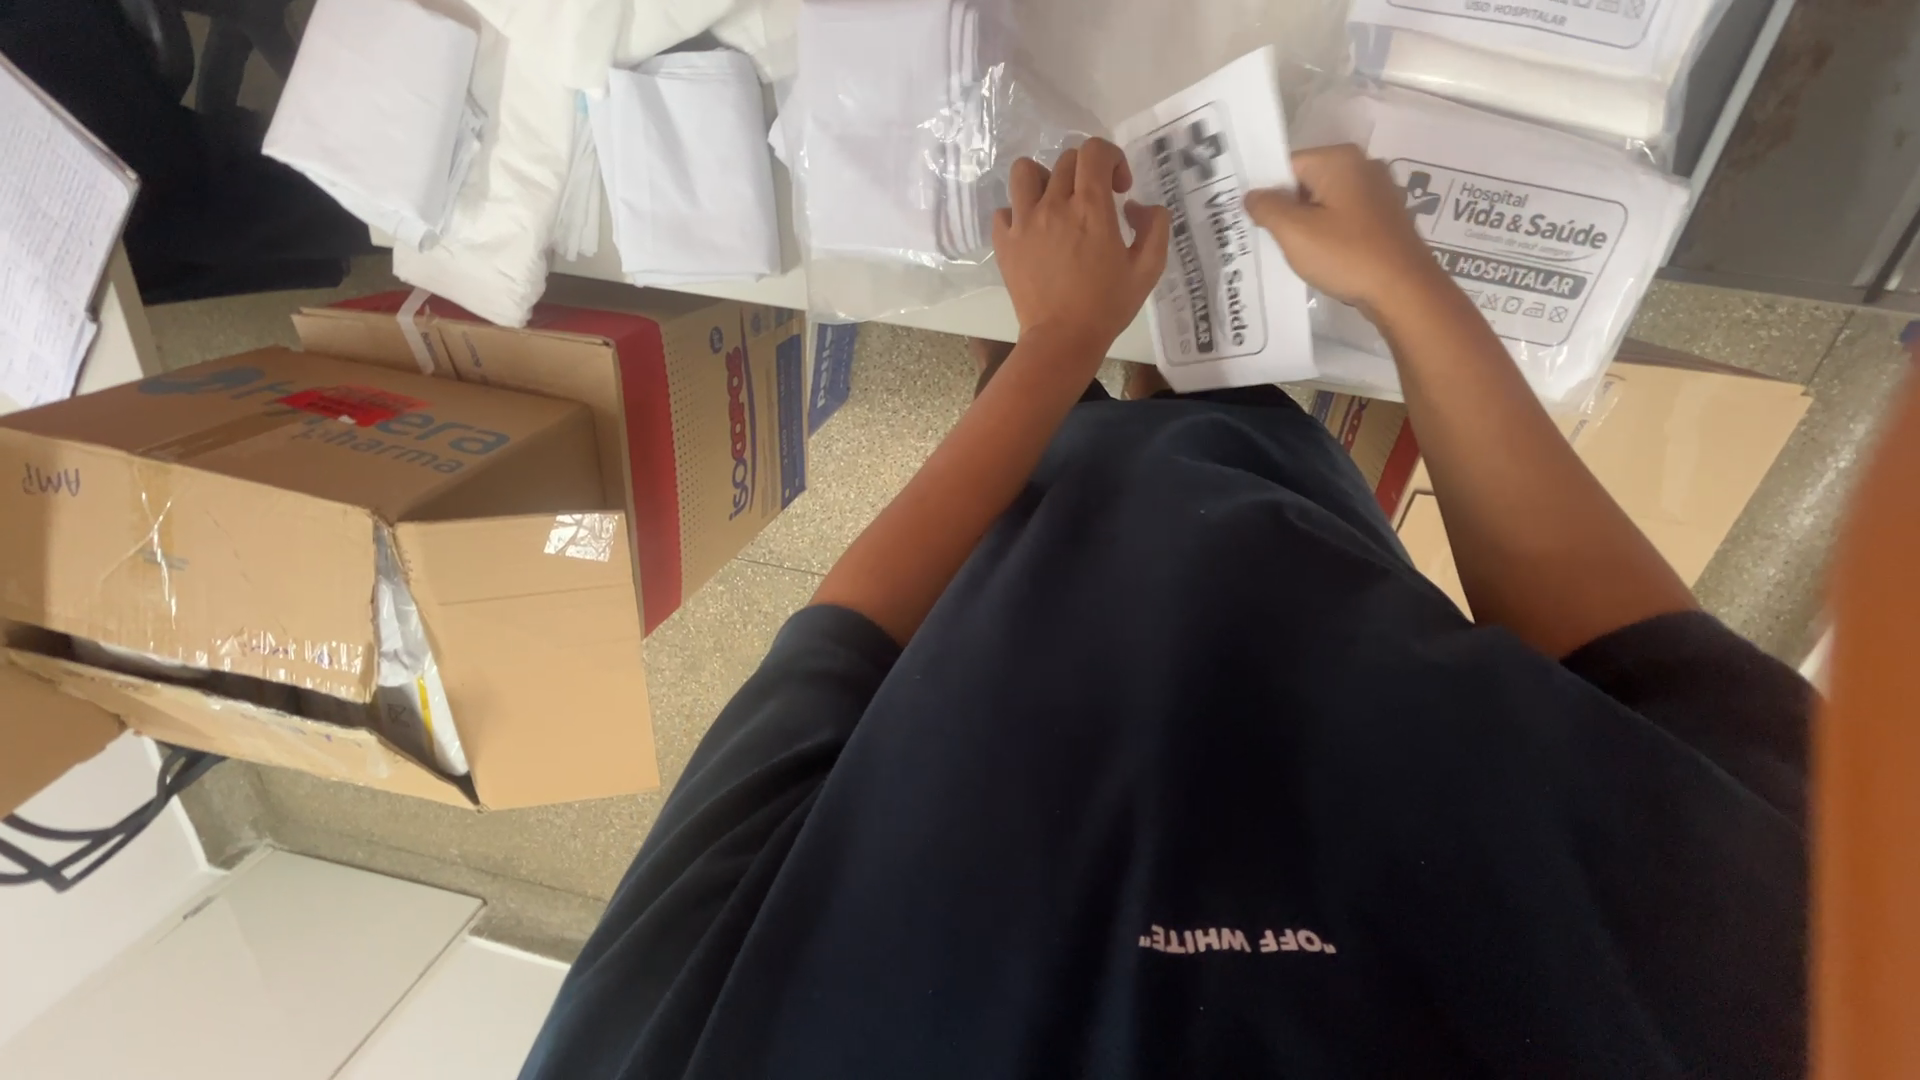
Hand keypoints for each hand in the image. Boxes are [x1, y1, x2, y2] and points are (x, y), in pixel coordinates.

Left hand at [993, 137, 1169, 360]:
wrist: (1062, 340)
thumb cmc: (1106, 307)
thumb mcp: (1147, 269)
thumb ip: (1154, 227)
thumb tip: (1138, 206)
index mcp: (1090, 207)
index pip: (1094, 151)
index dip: (1112, 159)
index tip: (1119, 188)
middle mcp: (1053, 206)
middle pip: (1065, 161)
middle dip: (1085, 173)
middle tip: (1093, 203)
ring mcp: (1023, 223)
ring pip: (1025, 172)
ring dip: (1043, 180)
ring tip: (1054, 204)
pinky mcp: (1004, 244)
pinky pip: (1003, 211)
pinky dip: (1017, 213)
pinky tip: (1032, 231)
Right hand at [1245, 144, 1450, 318]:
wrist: (1402, 288)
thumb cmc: (1346, 255)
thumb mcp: (1295, 232)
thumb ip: (1267, 208)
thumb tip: (1251, 195)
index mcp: (1339, 160)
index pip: (1286, 166)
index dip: (1267, 193)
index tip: (1256, 223)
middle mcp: (1362, 165)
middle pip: (1306, 182)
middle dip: (1286, 210)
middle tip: (1272, 241)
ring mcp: (1377, 190)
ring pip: (1323, 201)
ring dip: (1305, 224)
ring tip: (1295, 252)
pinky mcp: (1383, 215)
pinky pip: (1342, 216)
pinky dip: (1327, 232)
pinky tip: (1322, 256)